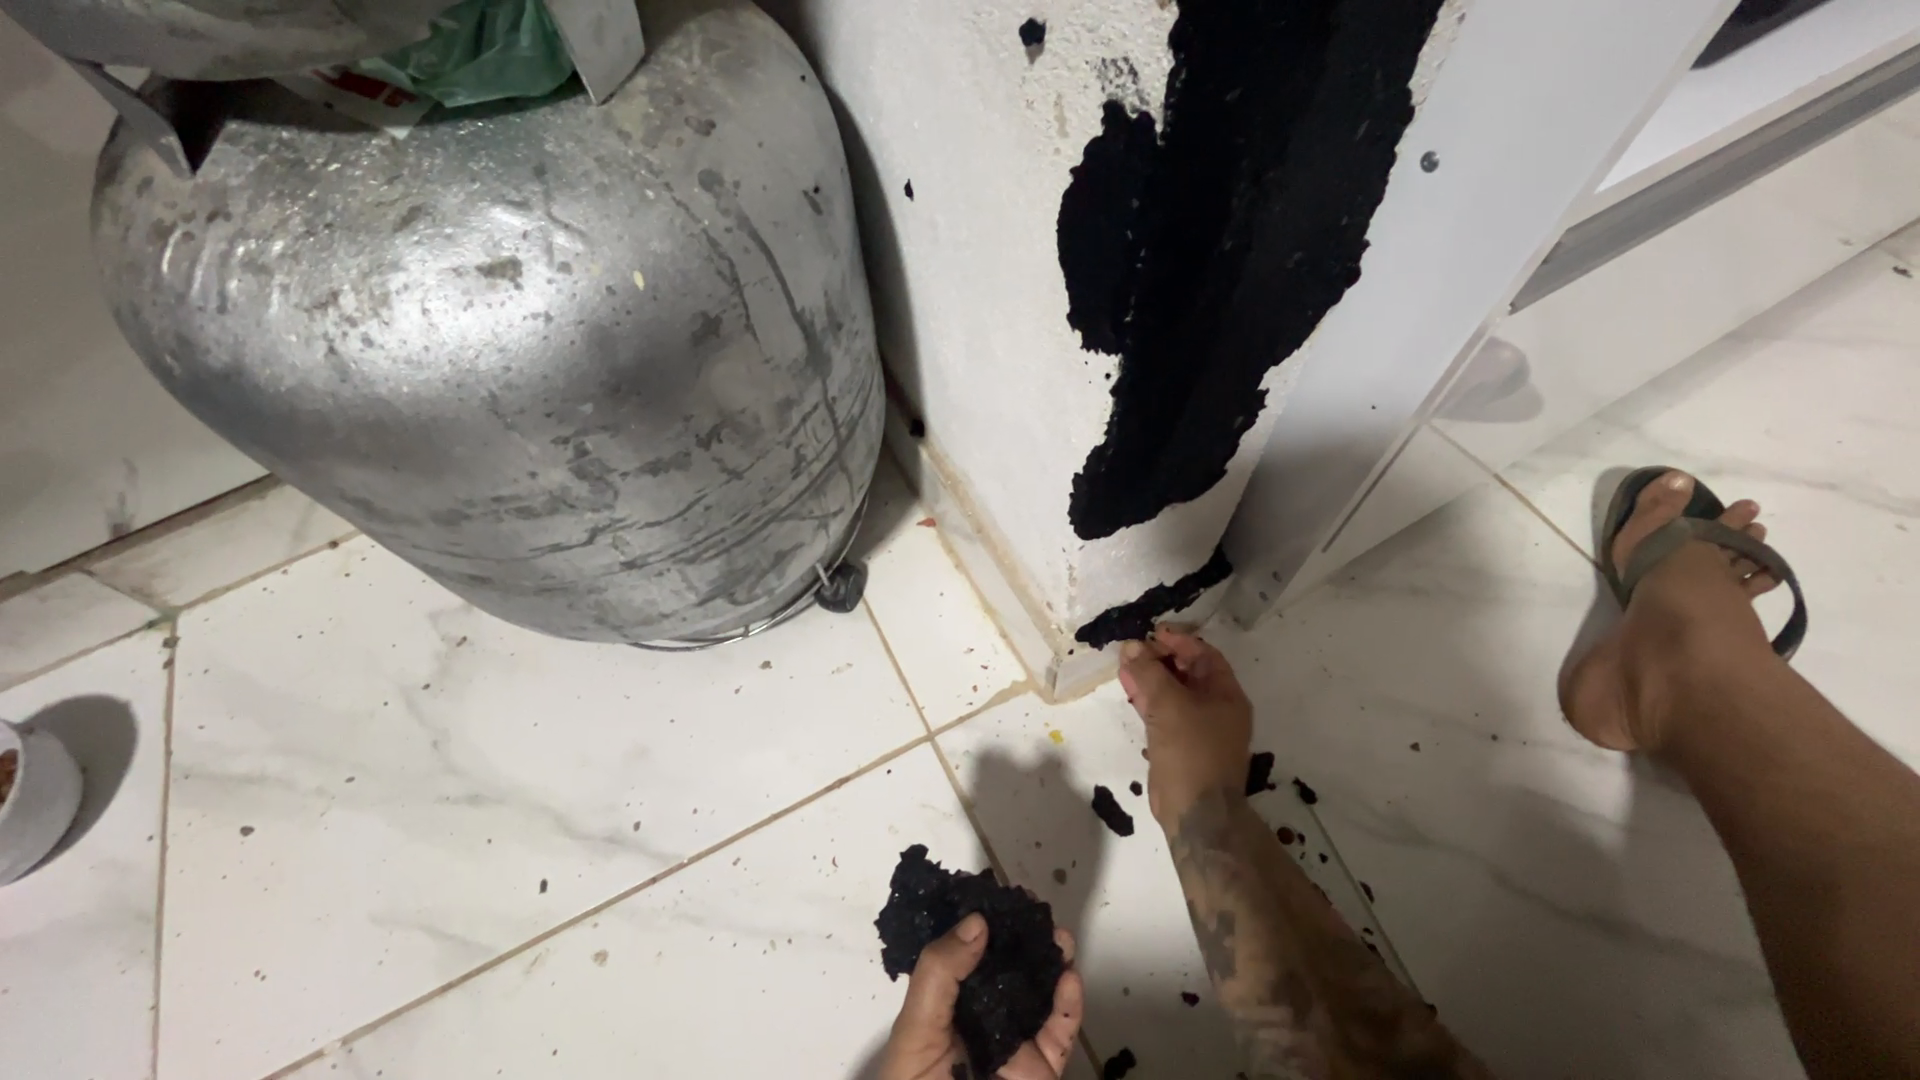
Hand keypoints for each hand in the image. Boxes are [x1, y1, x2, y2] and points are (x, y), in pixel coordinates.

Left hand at [878, 913, 1084, 1079]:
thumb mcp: (914, 1034)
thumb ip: (940, 975)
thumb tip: (977, 920)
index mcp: (943, 1010)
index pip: (962, 956)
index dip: (978, 923)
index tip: (995, 894)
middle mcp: (980, 1022)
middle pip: (1007, 970)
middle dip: (1022, 937)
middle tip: (1033, 906)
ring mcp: (1013, 1047)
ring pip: (1039, 995)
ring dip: (1051, 961)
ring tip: (1059, 934)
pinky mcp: (1040, 1071)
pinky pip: (1060, 1034)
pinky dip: (1070, 1006)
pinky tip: (1069, 979)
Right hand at [1118, 626, 1253, 827]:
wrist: (1195, 811)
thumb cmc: (1191, 750)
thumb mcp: (1169, 704)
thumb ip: (1149, 672)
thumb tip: (1131, 646)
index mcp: (1227, 695)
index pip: (1204, 655)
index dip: (1179, 641)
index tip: (1151, 633)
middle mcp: (1216, 708)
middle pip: (1187, 672)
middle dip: (1160, 658)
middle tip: (1132, 648)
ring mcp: (1197, 727)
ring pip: (1172, 692)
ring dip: (1150, 676)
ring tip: (1123, 663)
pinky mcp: (1179, 743)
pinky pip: (1163, 711)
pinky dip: (1147, 697)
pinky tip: (1128, 687)